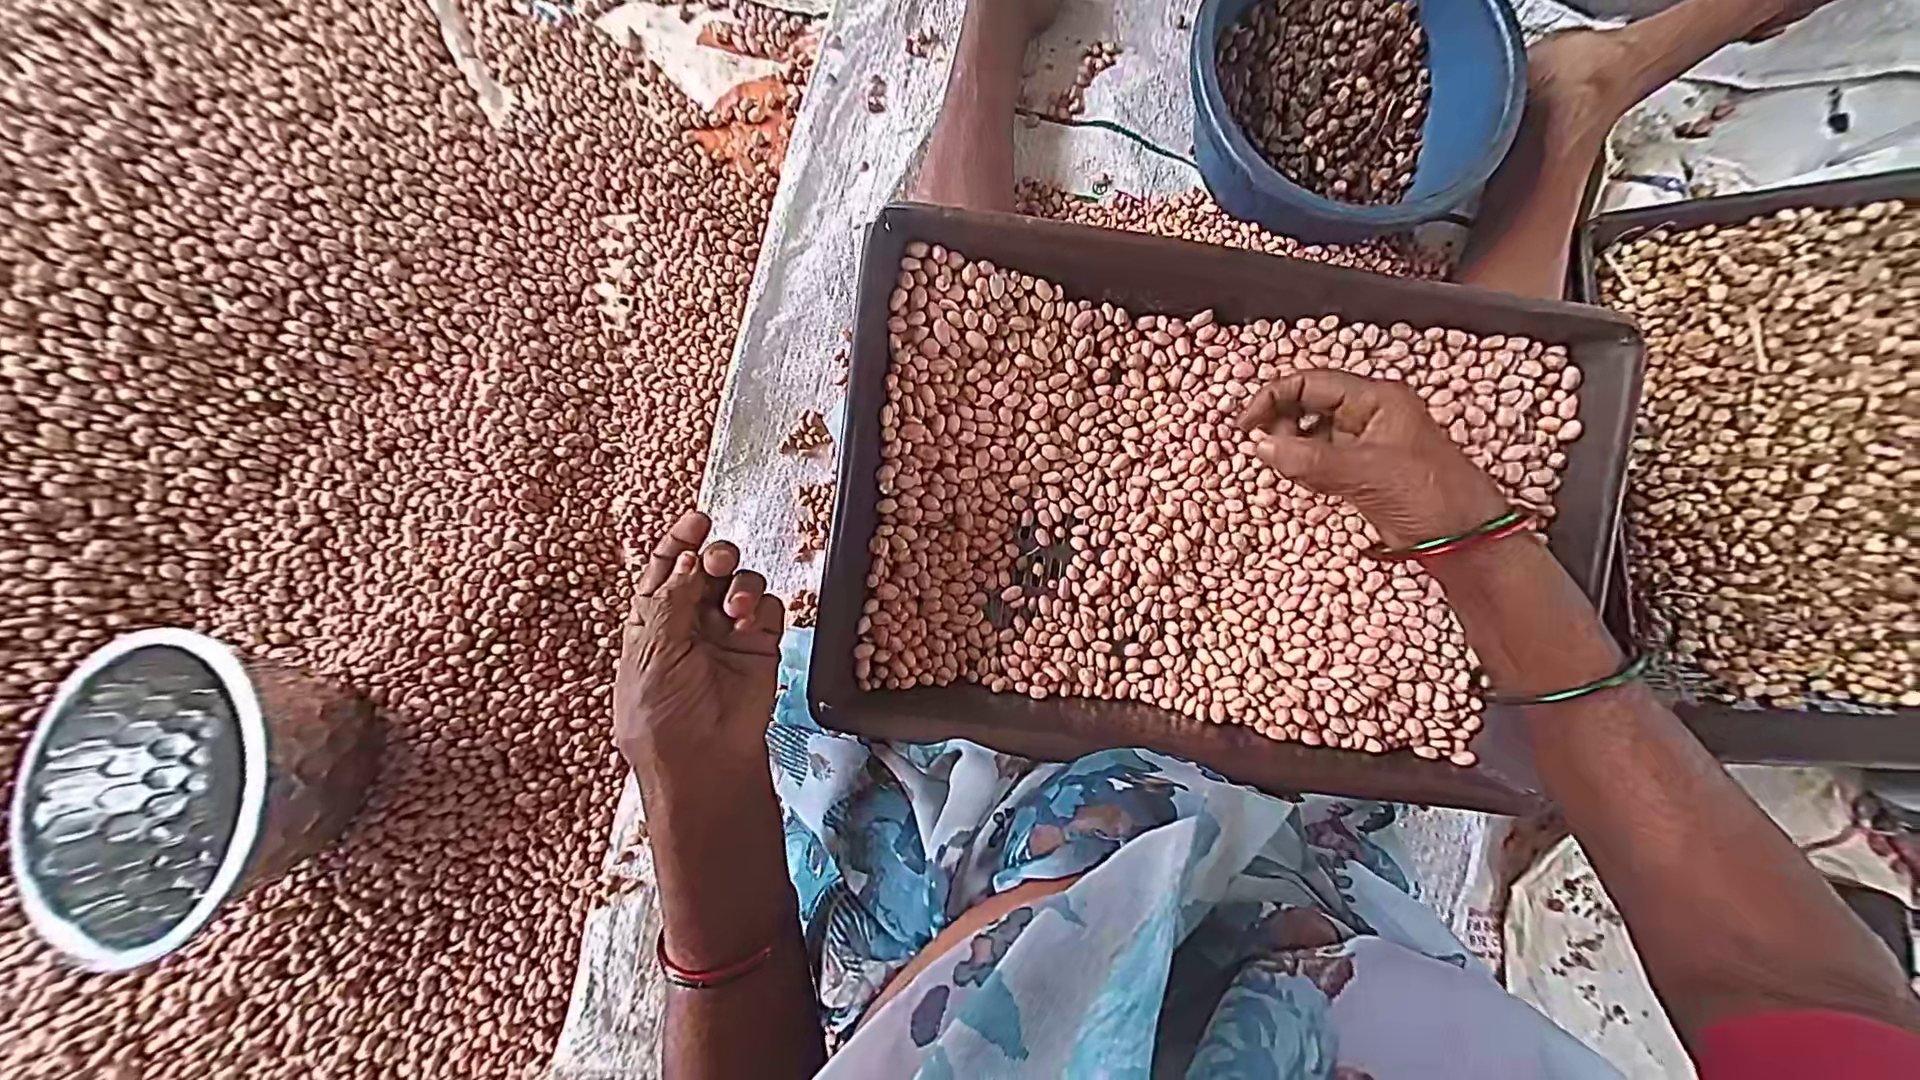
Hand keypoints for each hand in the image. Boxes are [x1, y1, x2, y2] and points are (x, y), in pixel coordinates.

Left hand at [614, 510, 784, 781]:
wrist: (706, 757)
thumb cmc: (663, 715)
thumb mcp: (650, 652)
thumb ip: (670, 599)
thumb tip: (689, 558)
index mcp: (655, 619)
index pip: (666, 568)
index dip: (680, 541)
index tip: (697, 520)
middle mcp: (692, 620)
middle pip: (708, 568)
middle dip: (715, 556)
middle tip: (718, 562)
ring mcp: (729, 630)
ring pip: (741, 582)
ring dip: (740, 584)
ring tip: (736, 606)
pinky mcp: (761, 642)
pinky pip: (769, 606)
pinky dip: (762, 606)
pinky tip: (751, 623)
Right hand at [1234, 369, 1508, 549]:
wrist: (1464, 539)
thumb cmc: (1430, 496)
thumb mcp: (1366, 472)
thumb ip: (1309, 458)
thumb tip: (1259, 446)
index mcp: (1375, 399)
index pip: (1309, 383)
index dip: (1272, 398)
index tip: (1244, 425)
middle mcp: (1364, 415)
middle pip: (1303, 405)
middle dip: (1278, 424)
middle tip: (1264, 450)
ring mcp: (1359, 443)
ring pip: (1305, 433)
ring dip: (1288, 448)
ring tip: (1289, 470)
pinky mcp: (1355, 470)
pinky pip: (1313, 459)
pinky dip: (1299, 467)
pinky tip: (1303, 481)